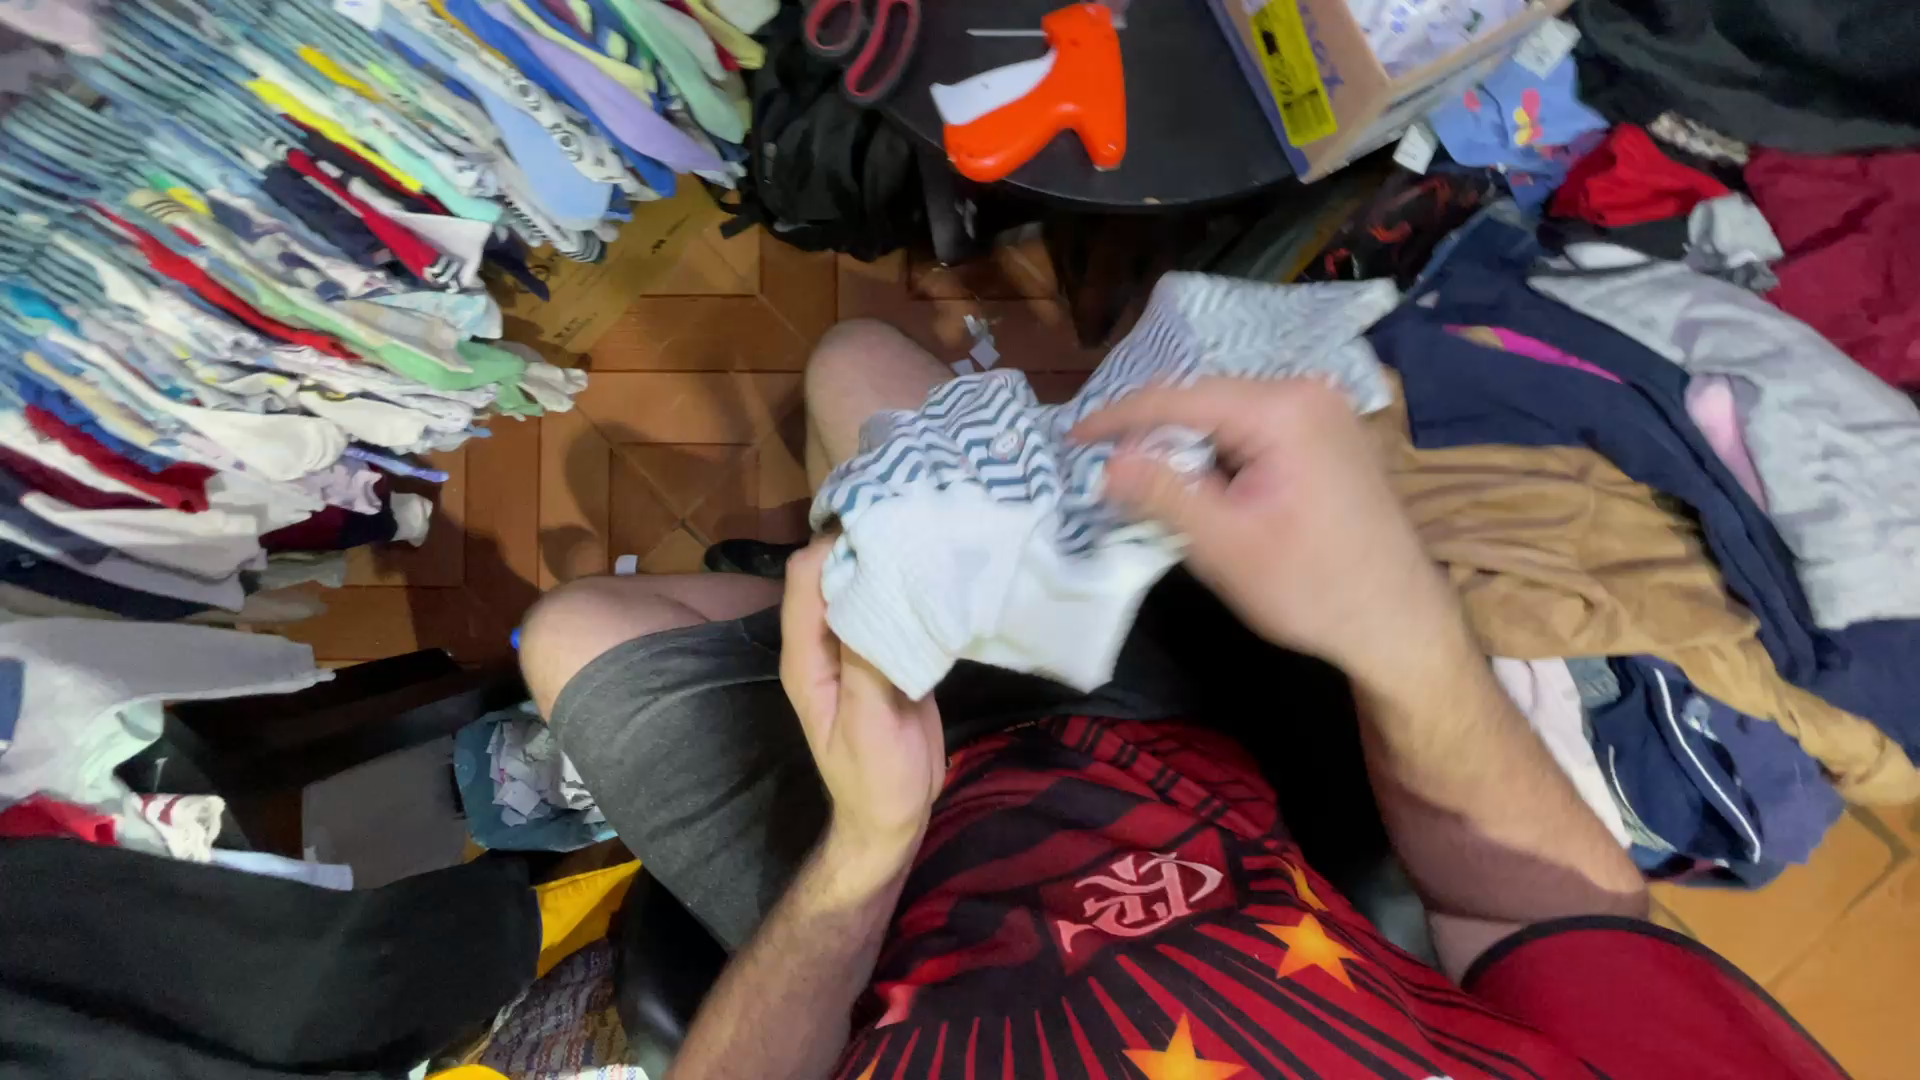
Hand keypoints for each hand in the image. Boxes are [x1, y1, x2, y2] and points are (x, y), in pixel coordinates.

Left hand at [780, 540, 945, 892]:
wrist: (893, 816)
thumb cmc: (876, 777)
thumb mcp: (870, 722)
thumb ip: (866, 656)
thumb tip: (869, 584)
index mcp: (806, 655)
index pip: (806, 578)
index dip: (835, 544)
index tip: (883, 518)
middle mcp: (823, 642)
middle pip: (831, 573)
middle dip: (863, 541)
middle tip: (912, 514)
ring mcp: (854, 646)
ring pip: (861, 586)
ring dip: (887, 561)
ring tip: (926, 532)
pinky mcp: (884, 653)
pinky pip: (889, 608)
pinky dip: (906, 587)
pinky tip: (935, 571)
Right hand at [1073, 378, 1470, 691]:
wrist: (1398, 624)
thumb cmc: (1311, 588)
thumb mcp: (1223, 544)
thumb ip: (1161, 494)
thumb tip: (1105, 464)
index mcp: (1282, 408)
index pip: (1177, 398)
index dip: (1116, 418)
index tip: (1072, 439)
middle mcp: (1305, 392)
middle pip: (1202, 401)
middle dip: (1150, 434)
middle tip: (1104, 467)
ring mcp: (1321, 412)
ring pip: (1224, 417)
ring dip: (1181, 447)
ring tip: (1142, 480)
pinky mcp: (1325, 436)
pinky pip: (1250, 431)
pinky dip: (1214, 455)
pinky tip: (1197, 486)